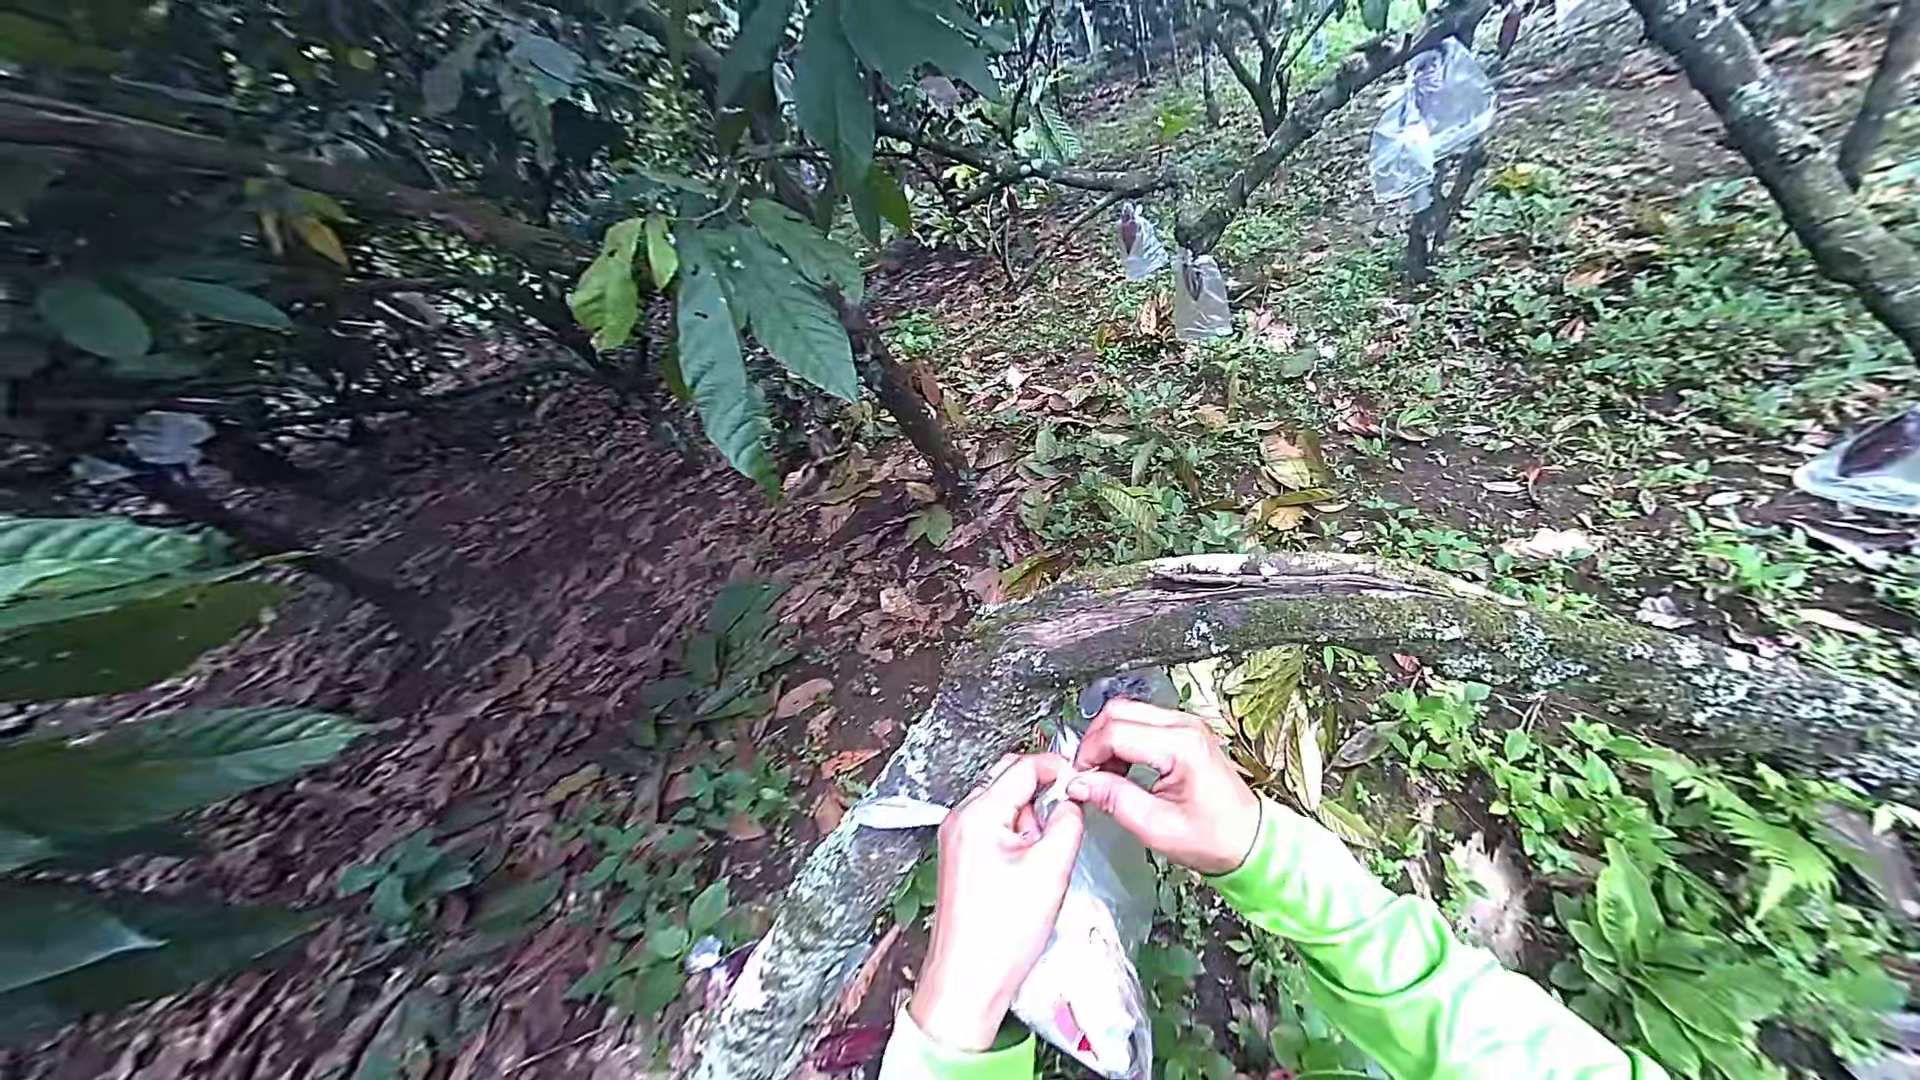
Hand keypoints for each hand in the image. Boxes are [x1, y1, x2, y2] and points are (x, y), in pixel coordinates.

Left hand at [911, 754, 1084, 1051]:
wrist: (966, 983)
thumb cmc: (1001, 935)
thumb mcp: (1050, 871)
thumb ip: (1067, 824)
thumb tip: (1070, 801)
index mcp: (979, 814)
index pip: (1022, 767)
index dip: (1054, 768)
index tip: (1077, 778)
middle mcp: (961, 817)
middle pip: (1007, 777)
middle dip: (1039, 791)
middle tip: (1062, 818)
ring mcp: (957, 835)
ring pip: (1001, 801)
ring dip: (1027, 816)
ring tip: (1037, 857)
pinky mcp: (959, 853)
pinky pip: (992, 824)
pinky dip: (1014, 832)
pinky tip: (1023, 866)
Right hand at [1066, 699, 1261, 874]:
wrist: (1251, 842)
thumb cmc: (1213, 839)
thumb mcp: (1156, 827)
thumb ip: (1113, 799)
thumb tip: (1079, 783)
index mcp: (1180, 746)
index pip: (1115, 733)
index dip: (1090, 754)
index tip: (1080, 777)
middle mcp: (1184, 725)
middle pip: (1118, 711)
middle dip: (1095, 740)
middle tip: (1088, 772)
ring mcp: (1185, 723)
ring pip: (1126, 710)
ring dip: (1107, 737)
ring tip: (1106, 772)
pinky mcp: (1183, 729)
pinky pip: (1140, 719)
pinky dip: (1122, 737)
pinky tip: (1122, 765)